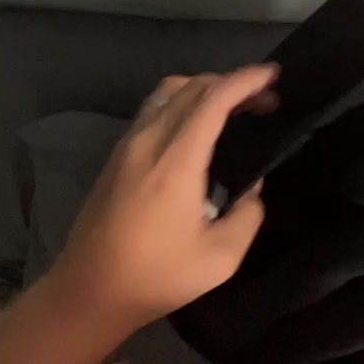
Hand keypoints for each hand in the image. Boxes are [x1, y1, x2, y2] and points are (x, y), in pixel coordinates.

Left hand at [44, 66, 277, 332]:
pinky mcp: (119, 152)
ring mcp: (129, 142)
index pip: (213, 99)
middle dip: (233, 83)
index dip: (246, 80)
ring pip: (169, 91)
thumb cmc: (156, 276)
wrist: (90, 288)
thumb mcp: (219, 258)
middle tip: (264, 100)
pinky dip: (184, 100)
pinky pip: (154, 107)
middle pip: (193, 86)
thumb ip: (247, 215)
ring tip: (233, 106)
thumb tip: (253, 186)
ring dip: (206, 87)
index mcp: (176, 160)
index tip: (274, 75)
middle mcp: (149, 139)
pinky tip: (199, 123)